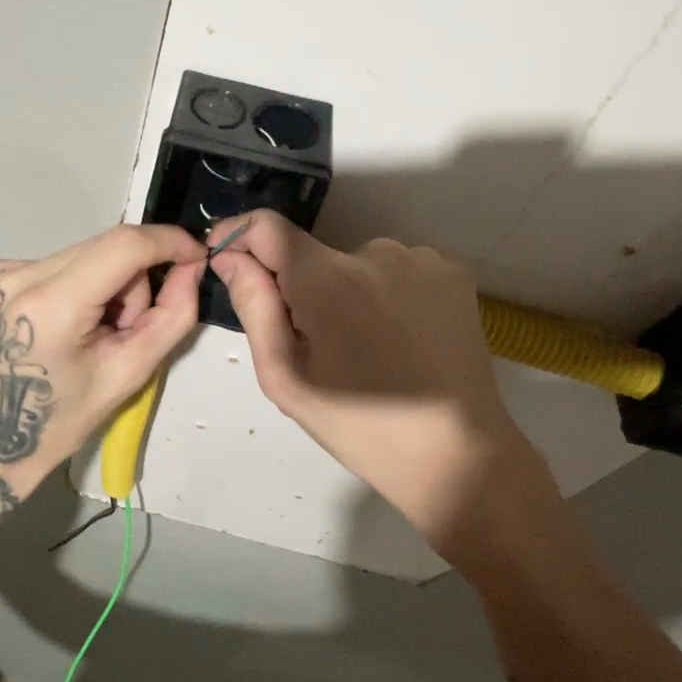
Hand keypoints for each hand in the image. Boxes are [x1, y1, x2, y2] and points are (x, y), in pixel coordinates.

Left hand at [0, 223, 207, 493]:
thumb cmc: (66, 416)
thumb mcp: (131, 372)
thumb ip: (172, 314)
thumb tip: (192, 264)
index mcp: (49, 307)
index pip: (122, 246)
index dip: (167, 242)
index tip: (195, 253)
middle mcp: (16, 277)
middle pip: (106, 246)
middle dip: (133, 280)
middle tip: (123, 328)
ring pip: (86, 251)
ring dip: (106, 283)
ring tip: (92, 332)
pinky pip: (61, 261)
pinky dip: (78, 285)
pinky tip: (66, 324)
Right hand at [206, 210, 546, 552]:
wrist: (455, 454)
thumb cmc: (359, 425)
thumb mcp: (286, 377)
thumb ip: (254, 307)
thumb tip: (228, 256)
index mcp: (327, 280)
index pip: (268, 227)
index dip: (239, 235)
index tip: (227, 257)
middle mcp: (375, 252)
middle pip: (315, 255)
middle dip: (303, 288)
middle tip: (318, 345)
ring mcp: (421, 259)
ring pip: (358, 263)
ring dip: (349, 291)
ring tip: (368, 347)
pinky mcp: (453, 272)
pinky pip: (399, 270)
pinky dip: (388, 293)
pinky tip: (403, 337)